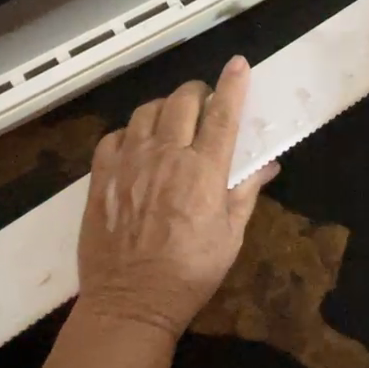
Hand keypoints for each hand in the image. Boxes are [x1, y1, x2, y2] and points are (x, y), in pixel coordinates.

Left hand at [75, 56, 279, 334]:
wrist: (131, 303)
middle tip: (205, 104)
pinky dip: (130, 133)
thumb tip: (267, 164)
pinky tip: (137, 146)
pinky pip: (113, 136)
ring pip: (146, 112)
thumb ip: (246, 192)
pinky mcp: (101, 178)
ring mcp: (129, 165)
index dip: (233, 85)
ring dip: (165, 109)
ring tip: (171, 122)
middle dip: (198, 93)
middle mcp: (166, 157)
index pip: (223, 114)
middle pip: (182, 101)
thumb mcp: (231, 235)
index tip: (239, 64)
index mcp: (203, 171)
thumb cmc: (191, 272)